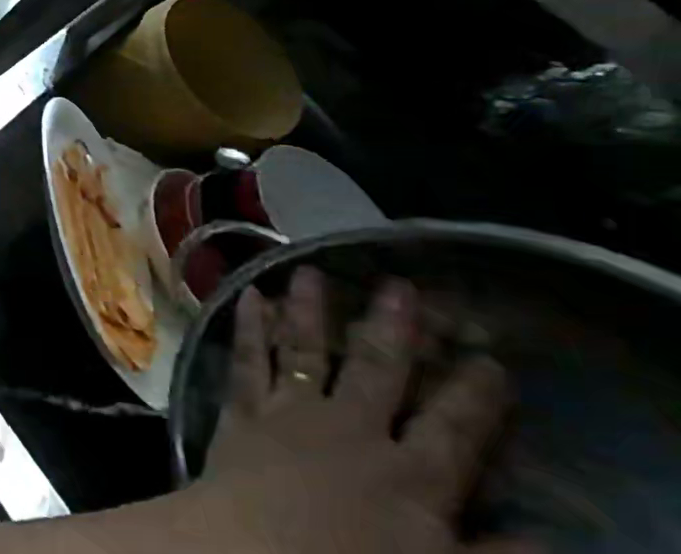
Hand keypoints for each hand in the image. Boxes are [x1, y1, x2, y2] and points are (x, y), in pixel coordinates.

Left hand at [186, 268, 529, 553]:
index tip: (491, 360)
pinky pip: (245, 358)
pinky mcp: (241, 409)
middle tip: (398, 285)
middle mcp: (352, 428)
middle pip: (377, 369)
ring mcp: (290, 411)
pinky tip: (247, 294)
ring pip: (303, 348)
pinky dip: (247, 325)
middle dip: (392, 327)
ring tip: (307, 270)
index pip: (456, 427)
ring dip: (308, 309)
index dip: (476, 394)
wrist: (253, 553)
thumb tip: (555, 541)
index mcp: (412, 475)